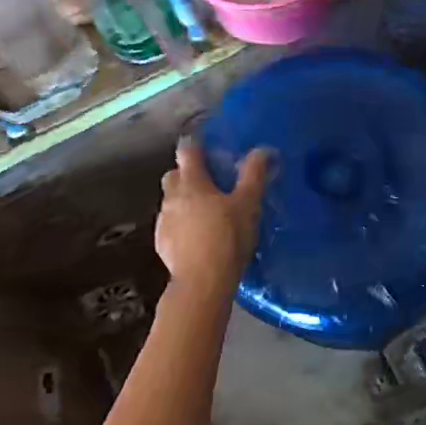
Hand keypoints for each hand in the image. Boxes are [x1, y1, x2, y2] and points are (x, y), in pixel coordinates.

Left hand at [156, 140, 272, 294]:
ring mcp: (163, 221)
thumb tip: (263, 150)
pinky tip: (198, 237)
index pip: (188, 151)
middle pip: (174, 175)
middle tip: (208, 181)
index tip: (205, 143)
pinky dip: (182, 225)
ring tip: (206, 212)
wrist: (202, 281)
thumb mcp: (248, 204)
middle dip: (187, 173)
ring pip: (171, 201)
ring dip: (184, 201)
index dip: (196, 143)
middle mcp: (172, 197)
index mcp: (192, 182)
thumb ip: (254, 175)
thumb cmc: (227, 237)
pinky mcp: (162, 243)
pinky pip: (171, 225)